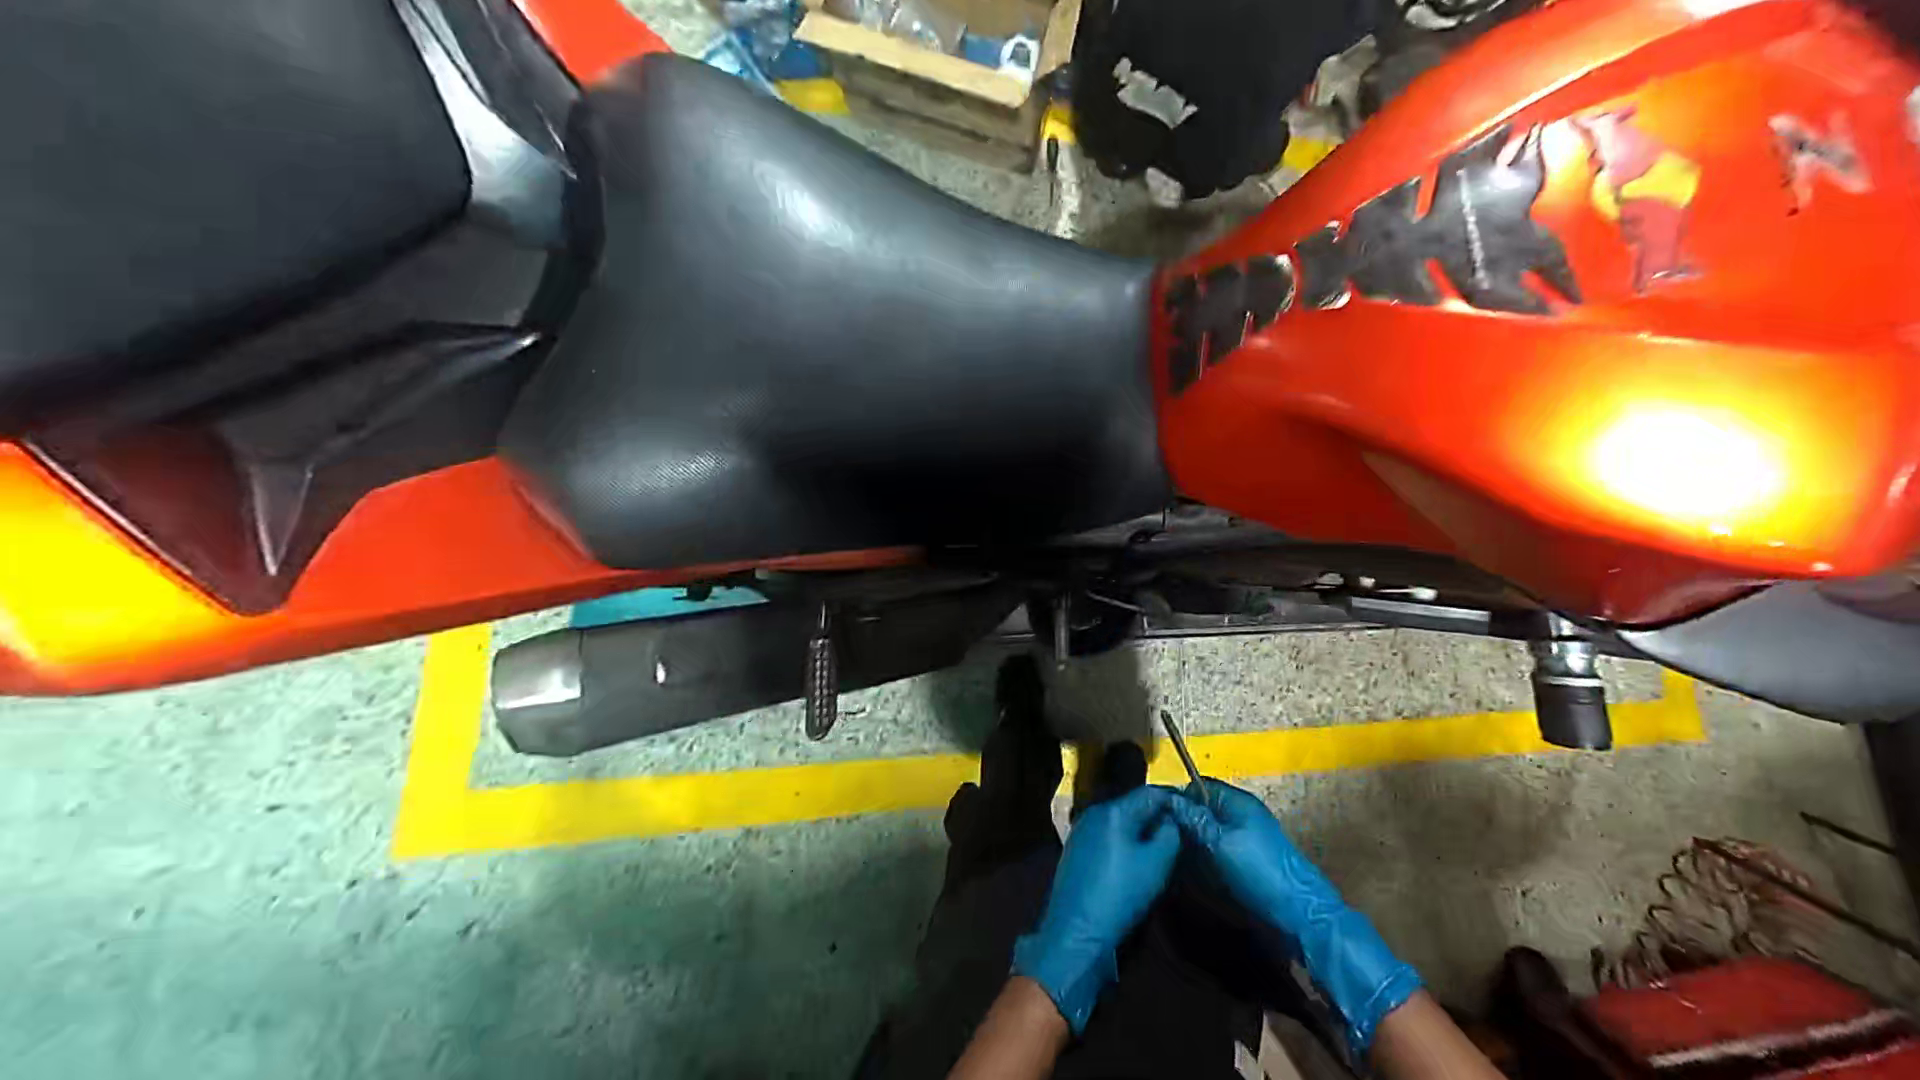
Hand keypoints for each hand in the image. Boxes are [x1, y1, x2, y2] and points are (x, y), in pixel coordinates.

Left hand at [1011, 784, 1181, 1032]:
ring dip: (1142, 832)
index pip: (1149, 793)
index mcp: (1112, 810)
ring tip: (1163, 848)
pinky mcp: (1076, 851)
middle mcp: (1093, 813)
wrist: (1077, 930)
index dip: (1174, 800)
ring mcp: (1081, 831)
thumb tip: (1172, 818)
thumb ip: (1170, 834)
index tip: (1194, 813)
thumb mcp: (1156, 864)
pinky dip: (1125, 843)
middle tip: (1181, 833)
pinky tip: (1136, 861)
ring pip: (1120, 823)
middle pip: (1133, 806)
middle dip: (1158, 817)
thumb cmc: (1120, 893)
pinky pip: (1107, 837)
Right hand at [1170, 779, 1421, 1059]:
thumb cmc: (1258, 870)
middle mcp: (1242, 814)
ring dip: (1194, 841)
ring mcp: (1248, 837)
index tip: (1157, 813)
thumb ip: (1193, 818)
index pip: (1199, 784)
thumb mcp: (1220, 842)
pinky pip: (1220, 848)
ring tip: (1175, 855)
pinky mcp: (1250, 859)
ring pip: (1210, 829)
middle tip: (1163, 837)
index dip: (1178, 795)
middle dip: (1184, 820)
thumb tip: (1167, 798)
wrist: (1301, 915)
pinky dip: (1206, 855)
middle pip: (1204, 807)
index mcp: (1238, 801)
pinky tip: (1194, 869)